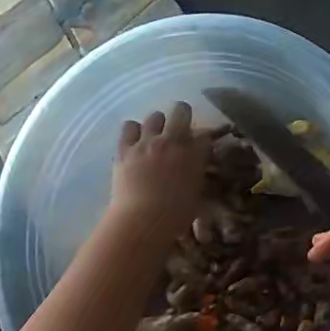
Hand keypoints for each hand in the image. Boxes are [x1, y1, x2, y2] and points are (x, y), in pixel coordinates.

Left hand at [109, 102, 210, 239]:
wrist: (143, 219)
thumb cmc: (176, 216)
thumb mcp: (196, 196)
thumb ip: (197, 177)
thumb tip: (195, 170)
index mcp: (194, 154)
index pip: (204, 135)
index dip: (202, 140)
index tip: (199, 147)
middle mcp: (172, 141)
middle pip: (181, 111)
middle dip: (183, 116)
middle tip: (180, 128)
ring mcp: (147, 142)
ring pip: (154, 116)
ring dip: (157, 124)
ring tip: (155, 136)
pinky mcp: (125, 149)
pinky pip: (128, 126)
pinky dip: (133, 131)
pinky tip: (134, 141)